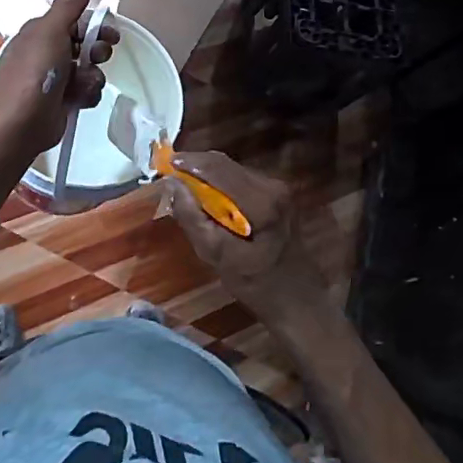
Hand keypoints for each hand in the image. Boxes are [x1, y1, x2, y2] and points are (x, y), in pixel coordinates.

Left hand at [0, 0, 119, 163]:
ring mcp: (55, 79)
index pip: (75, 20)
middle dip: (96, 50)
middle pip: (85, 44)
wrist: (19, 125)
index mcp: (41, 32)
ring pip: (89, 69)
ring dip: (92, 76)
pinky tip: (80, 100)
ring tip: (83, 85)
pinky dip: (87, 95)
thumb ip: (69, 6)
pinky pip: (86, 91)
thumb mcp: (51, 32)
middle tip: (99, 57)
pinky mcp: (62, 101)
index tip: (112, 32)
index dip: (95, 24)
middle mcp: (47, 53)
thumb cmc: (34, 74)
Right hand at [165, 151, 326, 321]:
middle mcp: (273, 186)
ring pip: (233, 170)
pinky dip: (221, 184)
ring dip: (208, 176)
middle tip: (171, 176)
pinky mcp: (278, 194)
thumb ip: (192, 217)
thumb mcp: (217, 255)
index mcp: (261, 201)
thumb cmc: (256, 284)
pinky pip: (241, 180)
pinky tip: (208, 199)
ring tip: (185, 188)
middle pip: (226, 165)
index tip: (165, 164)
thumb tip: (172, 184)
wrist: (297, 299)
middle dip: (196, 167)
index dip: (189, 162)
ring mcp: (278, 188)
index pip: (218, 169)